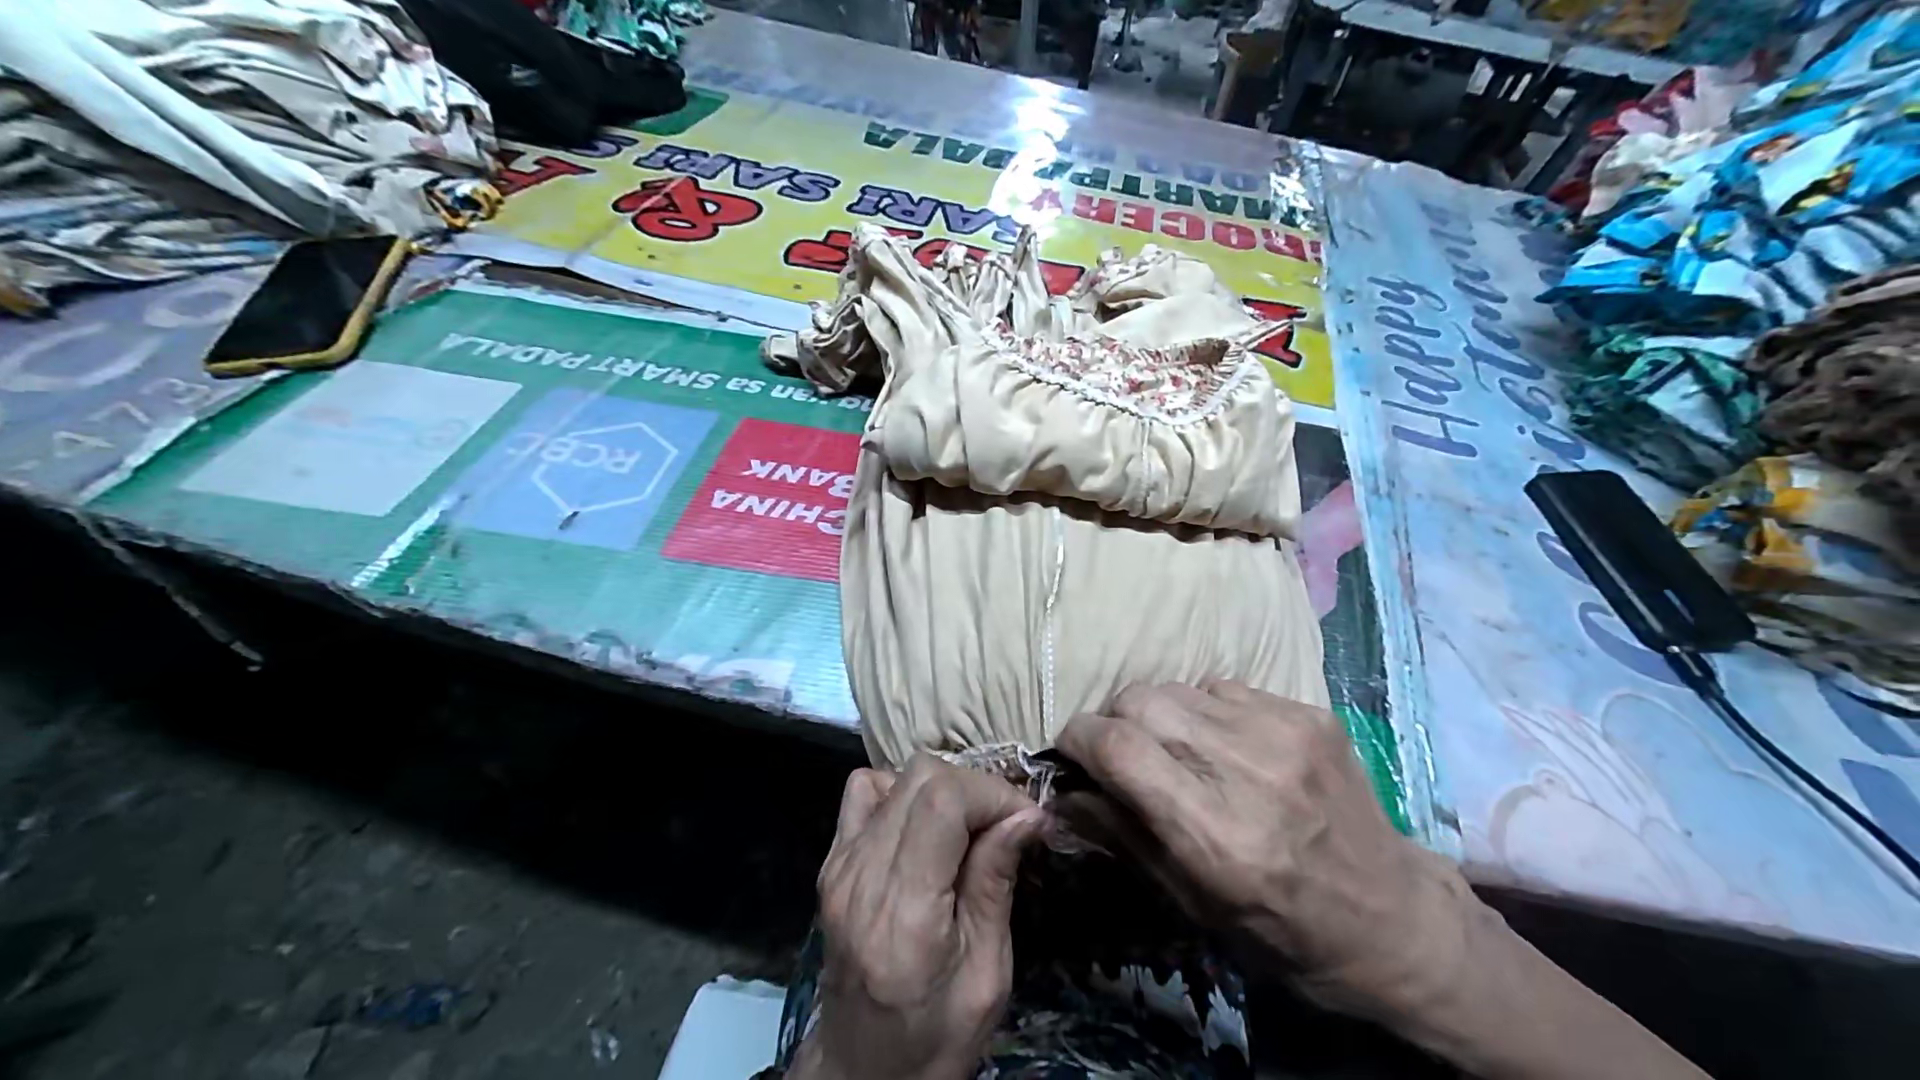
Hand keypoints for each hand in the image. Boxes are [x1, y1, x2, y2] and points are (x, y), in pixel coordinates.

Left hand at [791, 756, 1045, 1079]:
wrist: (862, 1067)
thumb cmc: (936, 1034)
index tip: (1027, 818)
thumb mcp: (988, 974)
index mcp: (905, 912)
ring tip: (968, 826)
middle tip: (1004, 822)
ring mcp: (839, 864)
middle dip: (975, 787)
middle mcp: (862, 875)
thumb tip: (1028, 813)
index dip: (992, 793)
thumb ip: (996, 883)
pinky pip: (864, 792)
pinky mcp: (832, 860)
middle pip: (921, 777)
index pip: (943, 800)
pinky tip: (924, 826)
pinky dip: (901, 791)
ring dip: (943, 788)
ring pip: (895, 776)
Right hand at [1054, 681, 1476, 1020]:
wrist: (1394, 920)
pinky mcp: (1309, 714)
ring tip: (1174, 749)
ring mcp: (1285, 733)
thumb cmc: (1282, 931)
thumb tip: (1060, 792)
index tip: (1072, 751)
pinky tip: (1221, 744)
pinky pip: (1221, 687)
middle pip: (1141, 701)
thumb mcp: (1190, 903)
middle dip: (1114, 722)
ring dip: (1157, 714)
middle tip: (1122, 754)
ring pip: (1176, 686)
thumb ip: (1119, 835)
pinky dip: (1202, 710)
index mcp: (1216, 835)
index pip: (1120, 748)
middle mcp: (1250, 771)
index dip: (1079, 739)